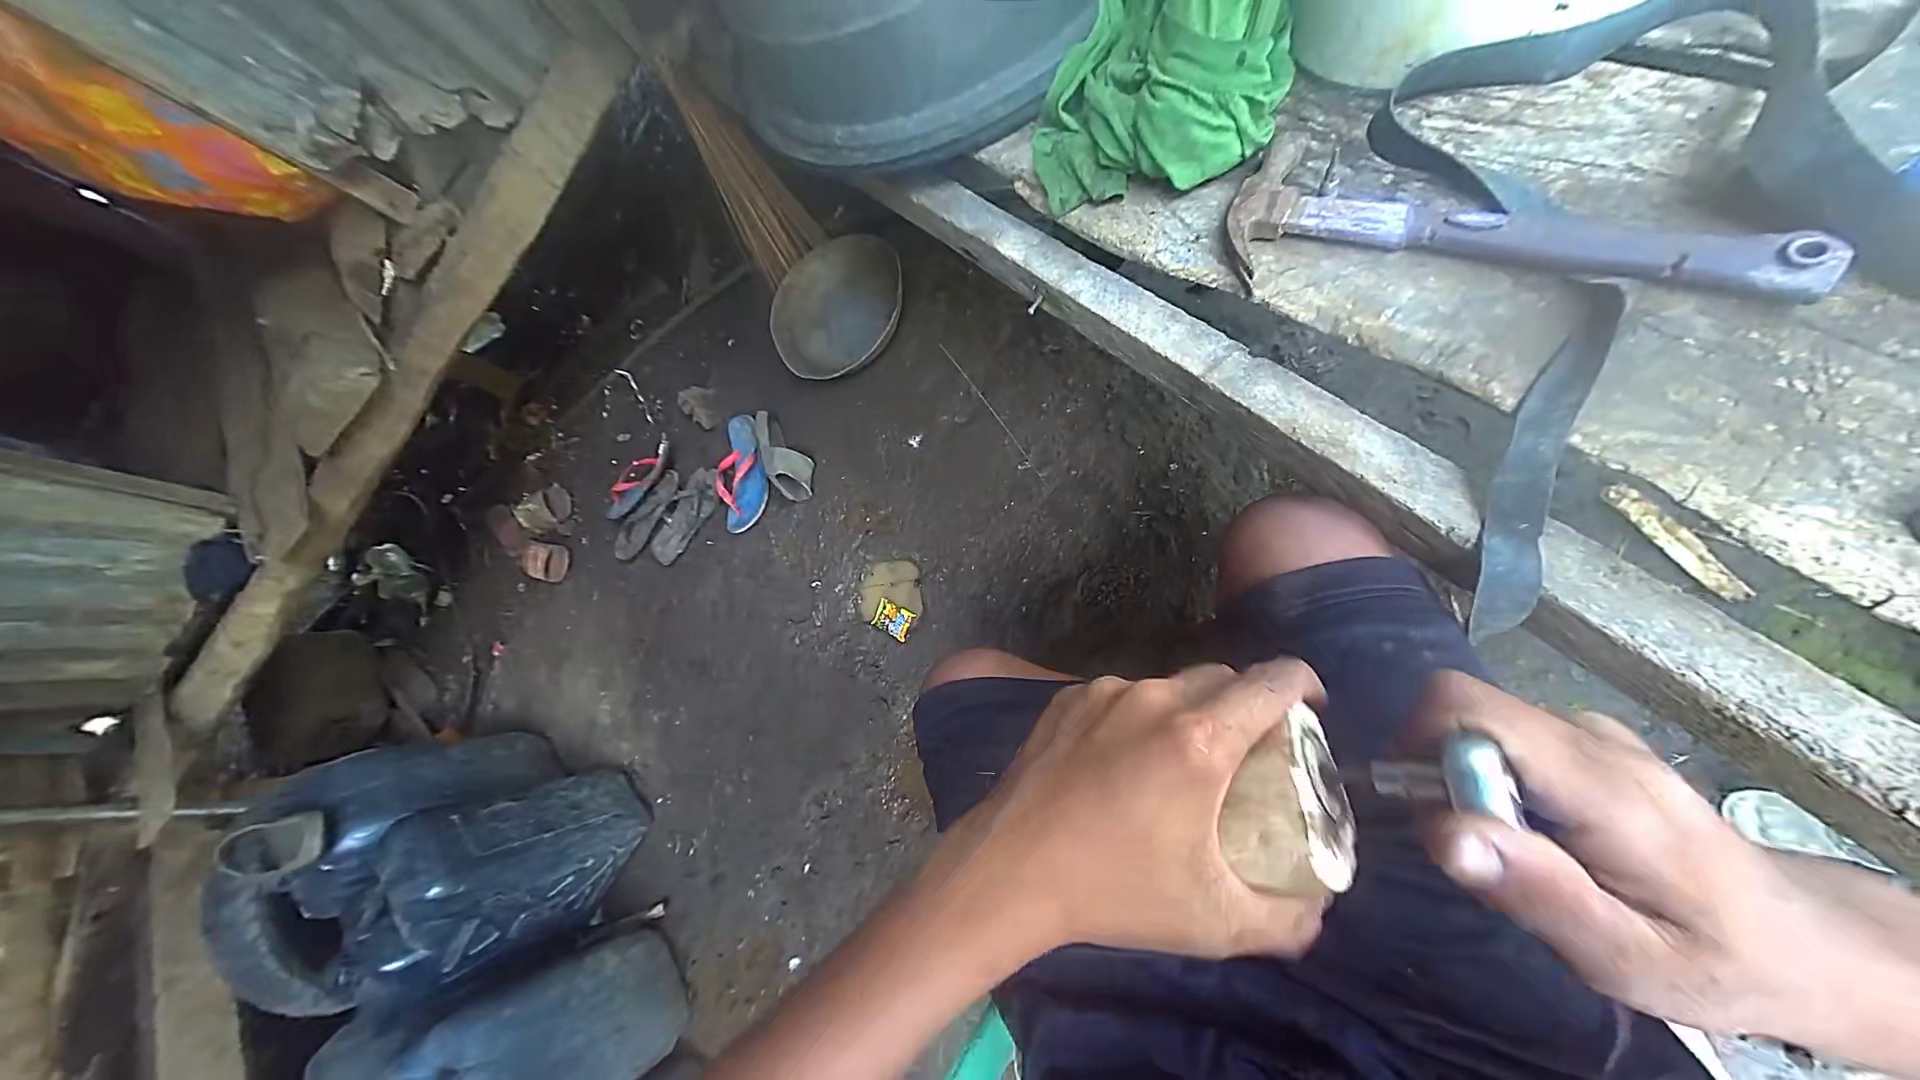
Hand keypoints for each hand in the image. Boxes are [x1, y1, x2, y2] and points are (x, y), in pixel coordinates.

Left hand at [928, 659, 1329, 960]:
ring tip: (1177, 761)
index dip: (1304, 686)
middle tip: (1248, 750)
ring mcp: (1102, 693)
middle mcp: (1152, 699)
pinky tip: (1121, 759)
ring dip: (1188, 711)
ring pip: (1167, 685)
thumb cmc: (1116, 892)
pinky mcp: (1065, 699)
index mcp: (1199, 739)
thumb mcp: (1217, 921)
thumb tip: (1319, 903)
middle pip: (1221, 678)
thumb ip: (1288, 917)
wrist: (1010, 870)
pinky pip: (1120, 695)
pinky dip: (1137, 716)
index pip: (1272, 682)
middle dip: (1248, 703)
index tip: (1312, 709)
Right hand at [1415, 671, 1919, 1066]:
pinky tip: (1524, 827)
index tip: (1432, 814)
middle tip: (1460, 838)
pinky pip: (1500, 734)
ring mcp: (1590, 732)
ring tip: (1500, 845)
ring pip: (1476, 721)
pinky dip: (1483, 772)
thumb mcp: (1629, 959)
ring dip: (1456, 774)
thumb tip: (1444, 830)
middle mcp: (1590, 738)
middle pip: (1462, 708)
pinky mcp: (1583, 738)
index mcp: (1601, 784)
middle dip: (1430, 765)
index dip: (1422, 750)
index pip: (1467, 709)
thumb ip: (1537, 891)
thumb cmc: (1717, 960)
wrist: (1810, 942)